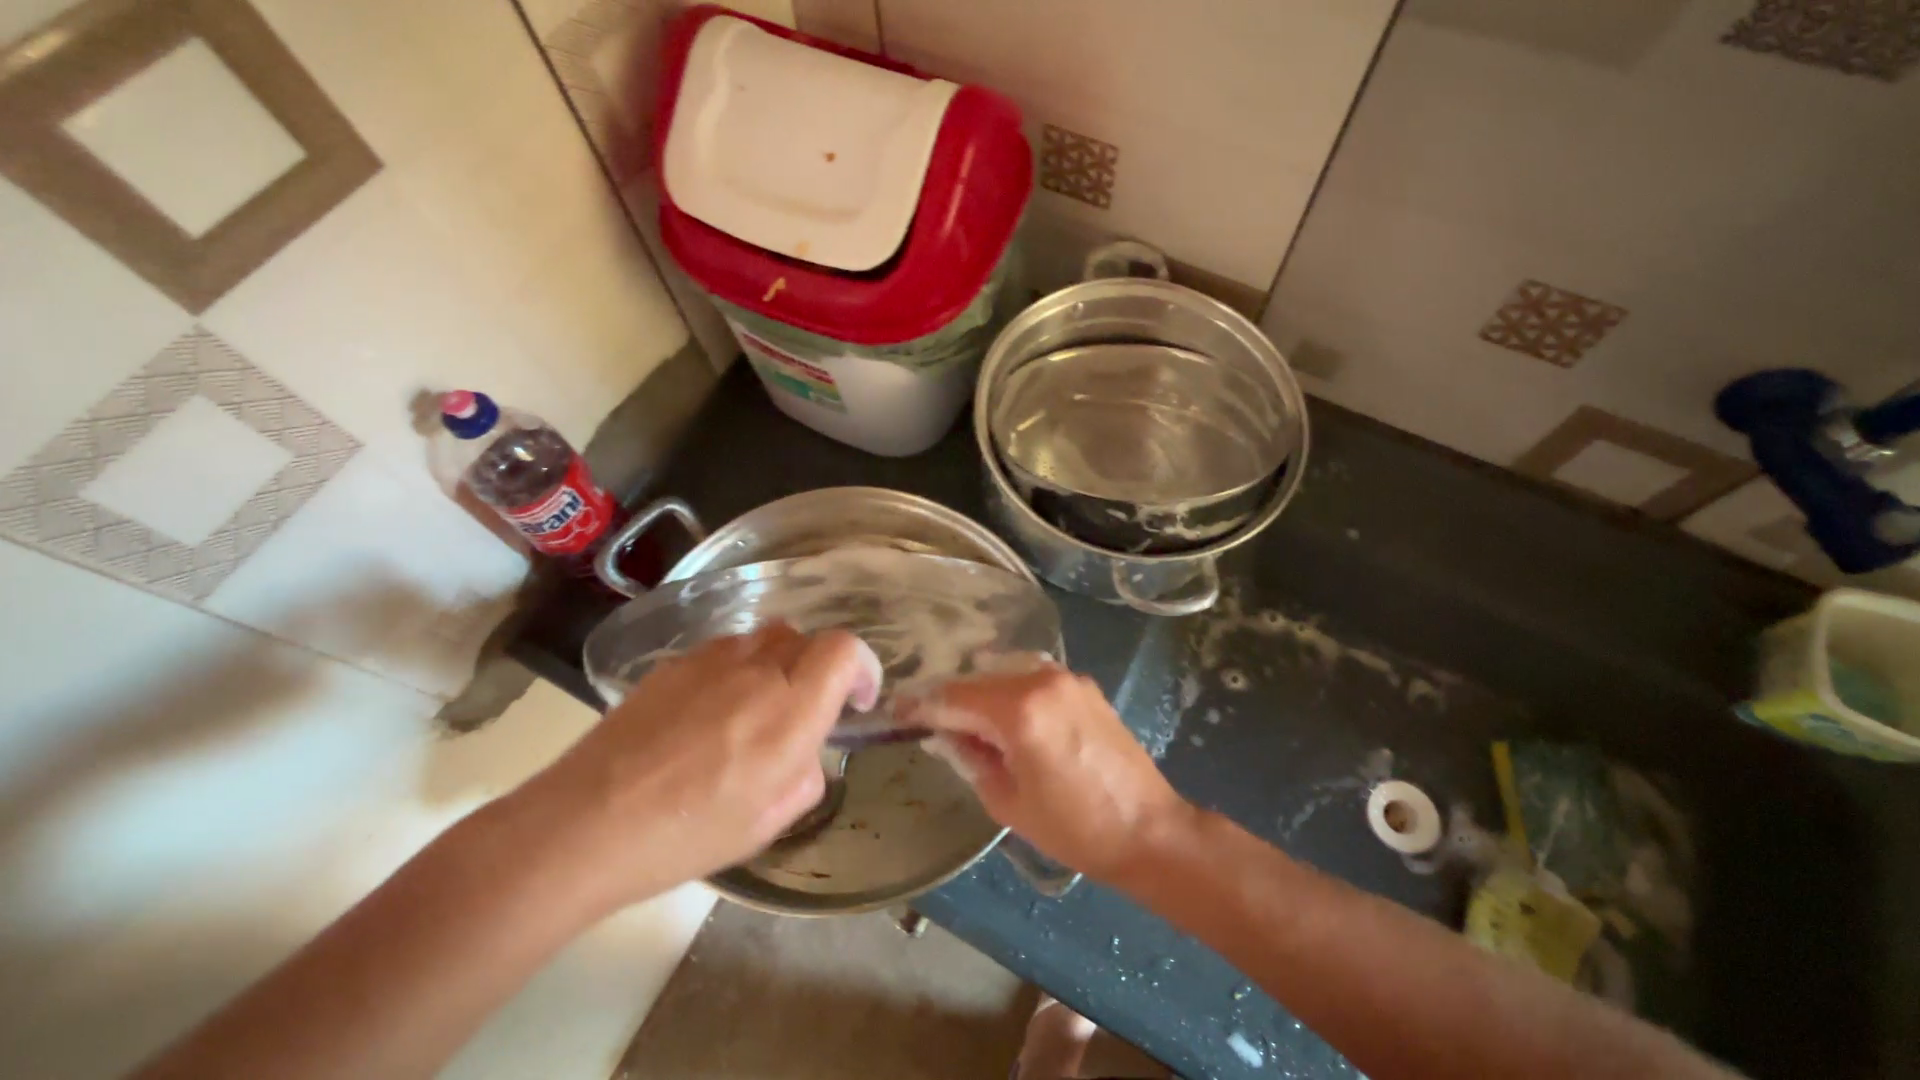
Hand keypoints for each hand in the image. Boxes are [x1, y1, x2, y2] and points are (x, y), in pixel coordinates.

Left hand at [508, 625, 879, 910]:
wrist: (586, 824)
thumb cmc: (685, 836)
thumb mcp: (766, 824)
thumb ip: (805, 777)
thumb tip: (805, 751)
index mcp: (789, 714)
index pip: (844, 649)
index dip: (862, 666)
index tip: (856, 700)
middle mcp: (756, 673)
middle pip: (806, 636)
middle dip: (820, 666)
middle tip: (807, 709)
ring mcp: (709, 662)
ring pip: (765, 637)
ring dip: (778, 662)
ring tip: (759, 707)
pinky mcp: (672, 664)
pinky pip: (724, 650)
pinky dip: (738, 668)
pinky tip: (713, 711)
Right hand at [906, 665, 1192, 881]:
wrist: (1149, 831)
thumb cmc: (1074, 828)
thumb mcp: (1007, 801)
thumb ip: (969, 757)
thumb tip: (942, 735)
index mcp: (1020, 709)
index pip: (954, 696)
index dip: (920, 705)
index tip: (895, 712)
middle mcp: (1042, 679)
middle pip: (978, 677)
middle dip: (949, 696)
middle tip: (925, 719)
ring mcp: (1068, 678)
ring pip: (1005, 670)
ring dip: (980, 690)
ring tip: (963, 720)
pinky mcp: (1085, 687)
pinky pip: (1033, 676)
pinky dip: (1010, 689)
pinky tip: (1003, 715)